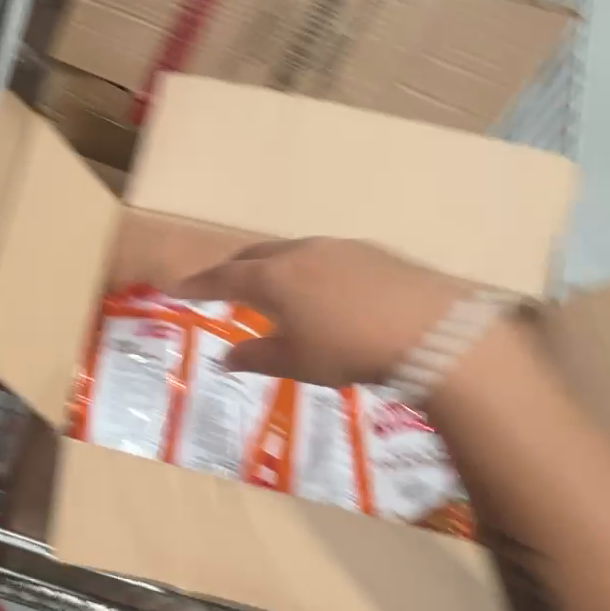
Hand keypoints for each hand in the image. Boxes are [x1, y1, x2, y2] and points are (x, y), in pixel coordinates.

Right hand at [172, 238, 472, 386]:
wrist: (435, 332)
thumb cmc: (348, 349)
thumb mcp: (295, 362)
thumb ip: (256, 357)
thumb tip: (226, 357)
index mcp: (273, 278)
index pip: (222, 278)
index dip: (196, 285)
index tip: (175, 289)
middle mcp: (301, 253)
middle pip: (254, 255)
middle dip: (231, 268)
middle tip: (217, 284)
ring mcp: (340, 248)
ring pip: (290, 252)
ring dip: (270, 267)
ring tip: (267, 287)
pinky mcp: (373, 253)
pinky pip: (323, 256)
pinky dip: (304, 270)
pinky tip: (316, 291)